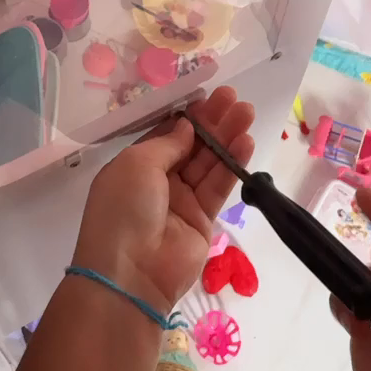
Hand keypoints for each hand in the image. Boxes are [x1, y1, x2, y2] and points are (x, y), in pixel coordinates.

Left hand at [69, 86, 254, 312]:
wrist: (131, 274)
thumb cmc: (123, 209)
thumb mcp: (137, 163)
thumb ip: (167, 142)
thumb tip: (186, 125)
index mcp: (134, 165)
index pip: (166, 133)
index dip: (187, 116)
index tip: (208, 96)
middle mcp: (158, 180)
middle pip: (191, 145)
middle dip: (212, 121)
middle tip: (234, 98)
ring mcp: (181, 200)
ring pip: (208, 162)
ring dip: (227, 137)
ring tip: (247, 112)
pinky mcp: (203, 220)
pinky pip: (218, 186)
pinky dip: (233, 164)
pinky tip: (246, 141)